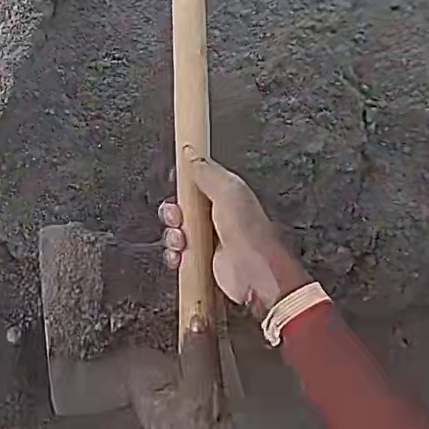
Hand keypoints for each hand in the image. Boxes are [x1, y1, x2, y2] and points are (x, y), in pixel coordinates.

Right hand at [160, 151, 310, 316]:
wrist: (255, 275)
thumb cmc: (250, 233)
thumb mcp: (229, 191)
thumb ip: (207, 172)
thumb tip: (190, 153)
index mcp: (226, 195)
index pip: (195, 183)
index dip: (183, 187)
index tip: (178, 190)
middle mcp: (217, 216)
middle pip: (181, 208)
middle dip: (173, 212)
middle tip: (178, 218)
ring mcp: (209, 240)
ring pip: (177, 231)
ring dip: (173, 235)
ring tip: (182, 240)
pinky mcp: (202, 262)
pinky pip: (178, 254)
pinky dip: (174, 255)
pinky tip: (180, 256)